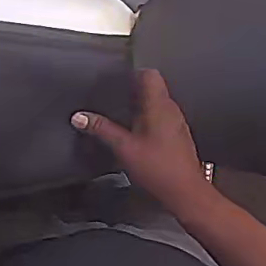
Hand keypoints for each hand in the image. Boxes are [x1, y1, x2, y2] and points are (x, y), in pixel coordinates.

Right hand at [72, 69, 218, 215]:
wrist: (185, 192)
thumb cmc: (158, 168)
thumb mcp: (124, 148)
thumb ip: (101, 129)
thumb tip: (79, 117)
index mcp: (159, 105)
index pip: (150, 74)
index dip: (133, 72)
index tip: (116, 78)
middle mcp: (171, 110)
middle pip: (153, 88)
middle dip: (133, 90)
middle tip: (113, 96)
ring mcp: (177, 123)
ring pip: (158, 104)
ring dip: (140, 106)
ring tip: (120, 114)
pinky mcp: (178, 137)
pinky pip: (162, 118)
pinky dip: (148, 120)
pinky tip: (135, 134)